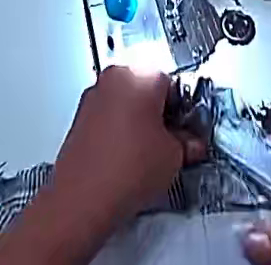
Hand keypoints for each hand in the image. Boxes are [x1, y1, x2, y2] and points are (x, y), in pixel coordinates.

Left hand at [0, 68, 204, 264]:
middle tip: (171, 139)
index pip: (171, 82)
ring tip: (148, 152)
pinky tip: (127, 156)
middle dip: (159, 111)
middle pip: (146, 86)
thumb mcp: (173, 157)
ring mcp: (95, 94)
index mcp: (140, 76)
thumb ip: (186, 142)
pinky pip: (108, 112)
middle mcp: (115, 77)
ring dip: (138, 119)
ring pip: (126, 99)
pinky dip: (118, 127)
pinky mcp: (82, 113)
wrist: (85, 195)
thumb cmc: (124, 170)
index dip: (183, 108)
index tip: (187, 126)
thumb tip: (188, 143)